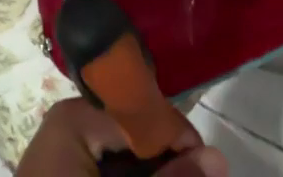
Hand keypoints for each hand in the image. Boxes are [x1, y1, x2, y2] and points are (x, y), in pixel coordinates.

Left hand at [14, 99, 226, 176]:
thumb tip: (218, 157)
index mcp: (78, 117)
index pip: (144, 113)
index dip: (179, 137)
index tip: (208, 167)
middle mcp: (71, 119)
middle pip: (135, 130)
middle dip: (166, 158)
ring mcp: (65, 143)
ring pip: (124, 150)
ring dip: (151, 170)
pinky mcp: (65, 166)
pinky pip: (106, 163)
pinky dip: (127, 175)